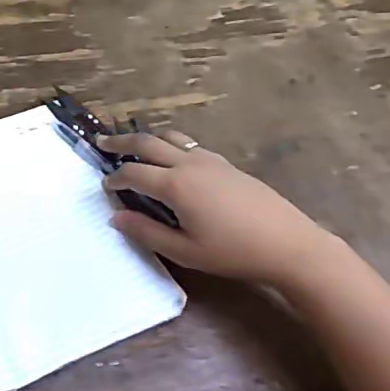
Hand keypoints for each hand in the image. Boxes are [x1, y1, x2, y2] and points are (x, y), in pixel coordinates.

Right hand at [98, 130, 341, 287]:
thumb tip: (116, 217)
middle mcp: (188, 164)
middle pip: (147, 143)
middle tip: (101, 142)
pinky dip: (170, 146)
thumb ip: (147, 232)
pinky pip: (188, 146)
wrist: (288, 243)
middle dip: (121, 142)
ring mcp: (209, 160)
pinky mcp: (225, 163)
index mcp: (174, 185)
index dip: (115, 178)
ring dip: (148, 139)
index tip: (104, 185)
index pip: (133, 173)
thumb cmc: (233, 252)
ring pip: (170, 138)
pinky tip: (172, 162)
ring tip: (134, 147)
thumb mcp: (185, 251)